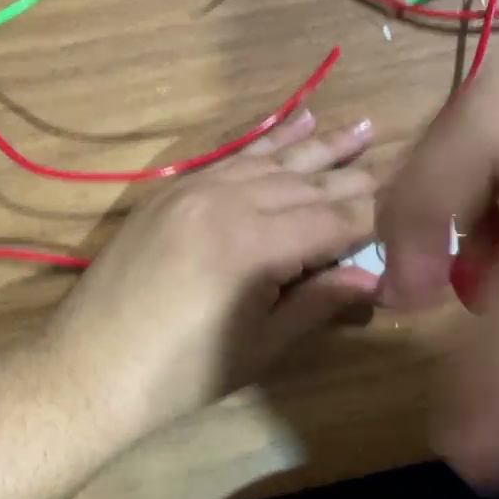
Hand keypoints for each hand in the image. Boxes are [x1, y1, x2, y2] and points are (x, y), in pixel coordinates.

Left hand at [46, 111, 380, 433]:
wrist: (84, 371)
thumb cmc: (180, 376)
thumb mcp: (259, 346)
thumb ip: (318, 302)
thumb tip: (376, 276)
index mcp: (255, 245)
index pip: (334, 220)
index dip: (377, 216)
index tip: (414, 206)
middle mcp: (229, 201)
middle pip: (307, 184)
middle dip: (356, 176)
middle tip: (403, 162)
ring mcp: (195, 189)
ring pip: (272, 160)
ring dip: (319, 146)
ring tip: (363, 127)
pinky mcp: (172, 190)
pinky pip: (231, 156)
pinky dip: (267, 140)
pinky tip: (297, 122)